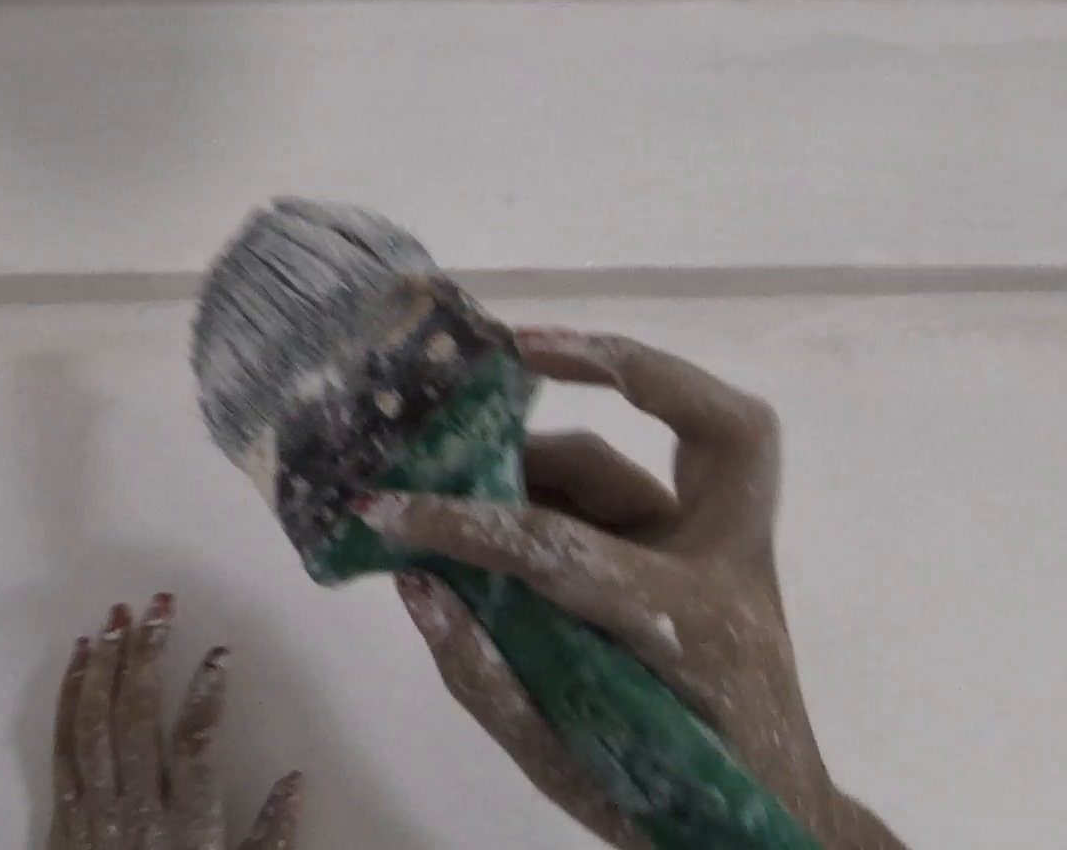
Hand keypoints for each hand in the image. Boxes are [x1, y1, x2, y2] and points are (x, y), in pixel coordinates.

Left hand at [46, 594, 302, 849]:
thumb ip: (271, 838)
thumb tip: (296, 779)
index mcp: (185, 827)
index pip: (196, 745)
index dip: (208, 693)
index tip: (220, 652)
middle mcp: (136, 809)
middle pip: (138, 717)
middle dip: (148, 653)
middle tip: (159, 604)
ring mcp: (94, 807)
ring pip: (96, 720)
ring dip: (107, 661)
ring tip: (118, 615)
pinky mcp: (63, 811)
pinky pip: (63, 743)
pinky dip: (70, 693)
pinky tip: (80, 654)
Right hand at [363, 328, 906, 849]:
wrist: (764, 829)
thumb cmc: (661, 800)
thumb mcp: (557, 761)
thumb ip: (481, 674)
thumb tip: (415, 579)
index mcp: (689, 632)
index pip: (557, 550)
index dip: (462, 523)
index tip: (384, 508)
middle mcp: (723, 572)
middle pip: (721, 431)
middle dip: (627, 365)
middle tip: (521, 345)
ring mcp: (723, 552)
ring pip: (629, 460)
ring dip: (539, 457)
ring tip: (454, 483)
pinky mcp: (704, 545)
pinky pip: (623, 485)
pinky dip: (554, 482)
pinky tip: (495, 505)